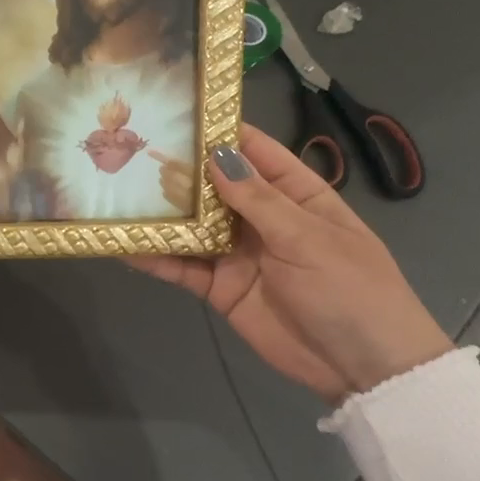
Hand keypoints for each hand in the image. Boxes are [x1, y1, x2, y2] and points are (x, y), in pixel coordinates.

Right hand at [128, 124, 451, 404]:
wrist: (363, 368)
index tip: (182, 112)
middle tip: (130, 150)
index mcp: (300, 200)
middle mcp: (264, 221)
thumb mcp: (309, 240)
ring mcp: (238, 254)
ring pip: (192, 226)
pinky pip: (181, 266)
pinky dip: (154, 256)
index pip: (259, 156)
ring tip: (116, 193)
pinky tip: (122, 245)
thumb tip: (217, 156)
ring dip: (160, 214)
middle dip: (178, 171)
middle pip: (215, 189)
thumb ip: (258, 201)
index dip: (225, 134)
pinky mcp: (219, 287)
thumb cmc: (352, 292)